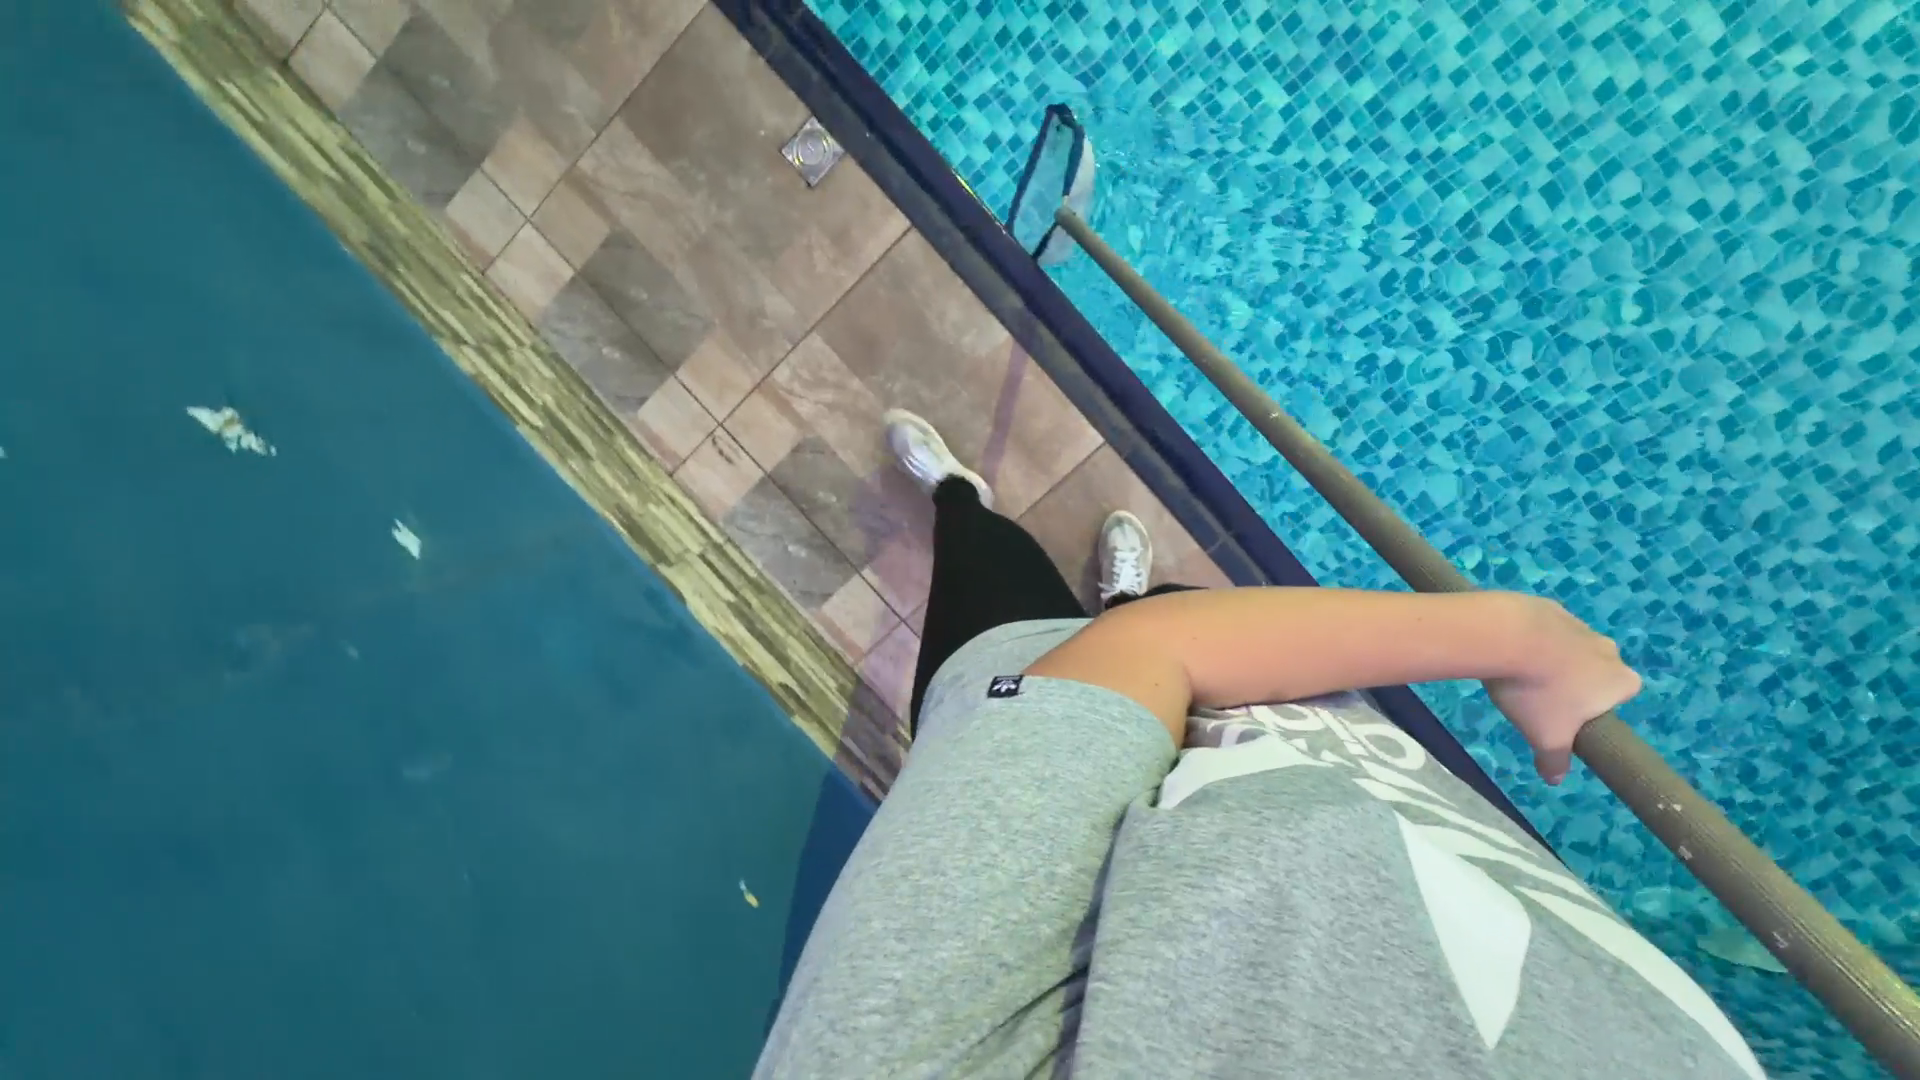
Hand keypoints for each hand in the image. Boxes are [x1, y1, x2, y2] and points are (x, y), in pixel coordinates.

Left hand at [1484, 597, 1642, 784]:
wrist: (1505, 636)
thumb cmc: (1536, 692)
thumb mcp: (1545, 736)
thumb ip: (1555, 759)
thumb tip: (1554, 779)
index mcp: (1620, 681)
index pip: (1616, 696)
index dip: (1589, 705)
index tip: (1561, 709)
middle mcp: (1608, 649)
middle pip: (1591, 669)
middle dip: (1567, 680)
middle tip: (1534, 691)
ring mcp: (1579, 623)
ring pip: (1564, 645)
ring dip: (1544, 656)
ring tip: (1513, 668)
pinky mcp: (1547, 606)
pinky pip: (1539, 626)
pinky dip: (1525, 635)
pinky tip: (1503, 644)